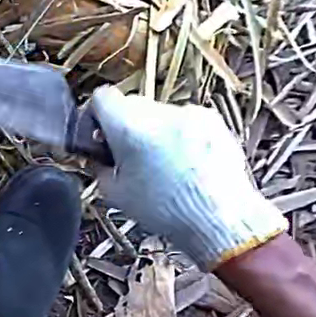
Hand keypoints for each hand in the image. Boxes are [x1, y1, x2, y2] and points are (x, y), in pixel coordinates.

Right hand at [87, 88, 285, 268]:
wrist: (220, 219)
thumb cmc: (168, 211)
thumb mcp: (115, 193)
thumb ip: (98, 165)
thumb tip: (96, 155)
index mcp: (129, 128)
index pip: (102, 97)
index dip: (95, 115)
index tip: (97, 134)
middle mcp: (160, 114)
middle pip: (130, 104)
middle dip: (123, 126)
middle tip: (126, 155)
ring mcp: (189, 114)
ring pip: (157, 112)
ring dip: (151, 131)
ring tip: (158, 164)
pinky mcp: (212, 120)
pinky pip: (183, 119)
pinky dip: (177, 135)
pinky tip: (181, 162)